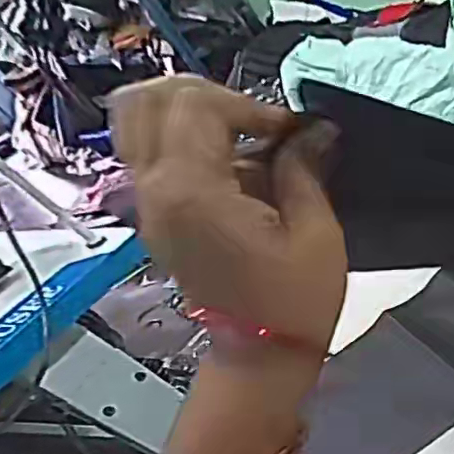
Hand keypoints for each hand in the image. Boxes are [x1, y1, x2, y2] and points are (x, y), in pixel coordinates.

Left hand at [109, 75, 345, 366]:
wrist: (260, 356)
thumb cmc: (295, 303)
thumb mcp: (317, 233)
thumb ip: (304, 170)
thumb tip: (313, 132)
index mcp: (192, 191)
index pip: (198, 104)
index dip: (251, 104)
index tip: (291, 131)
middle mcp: (154, 190)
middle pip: (150, 98)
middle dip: (211, 96)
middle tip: (258, 122)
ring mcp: (147, 204)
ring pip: (137, 120)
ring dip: (189, 114)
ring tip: (240, 137)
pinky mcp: (154, 217)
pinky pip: (149, 153)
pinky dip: (184, 141)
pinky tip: (232, 167)